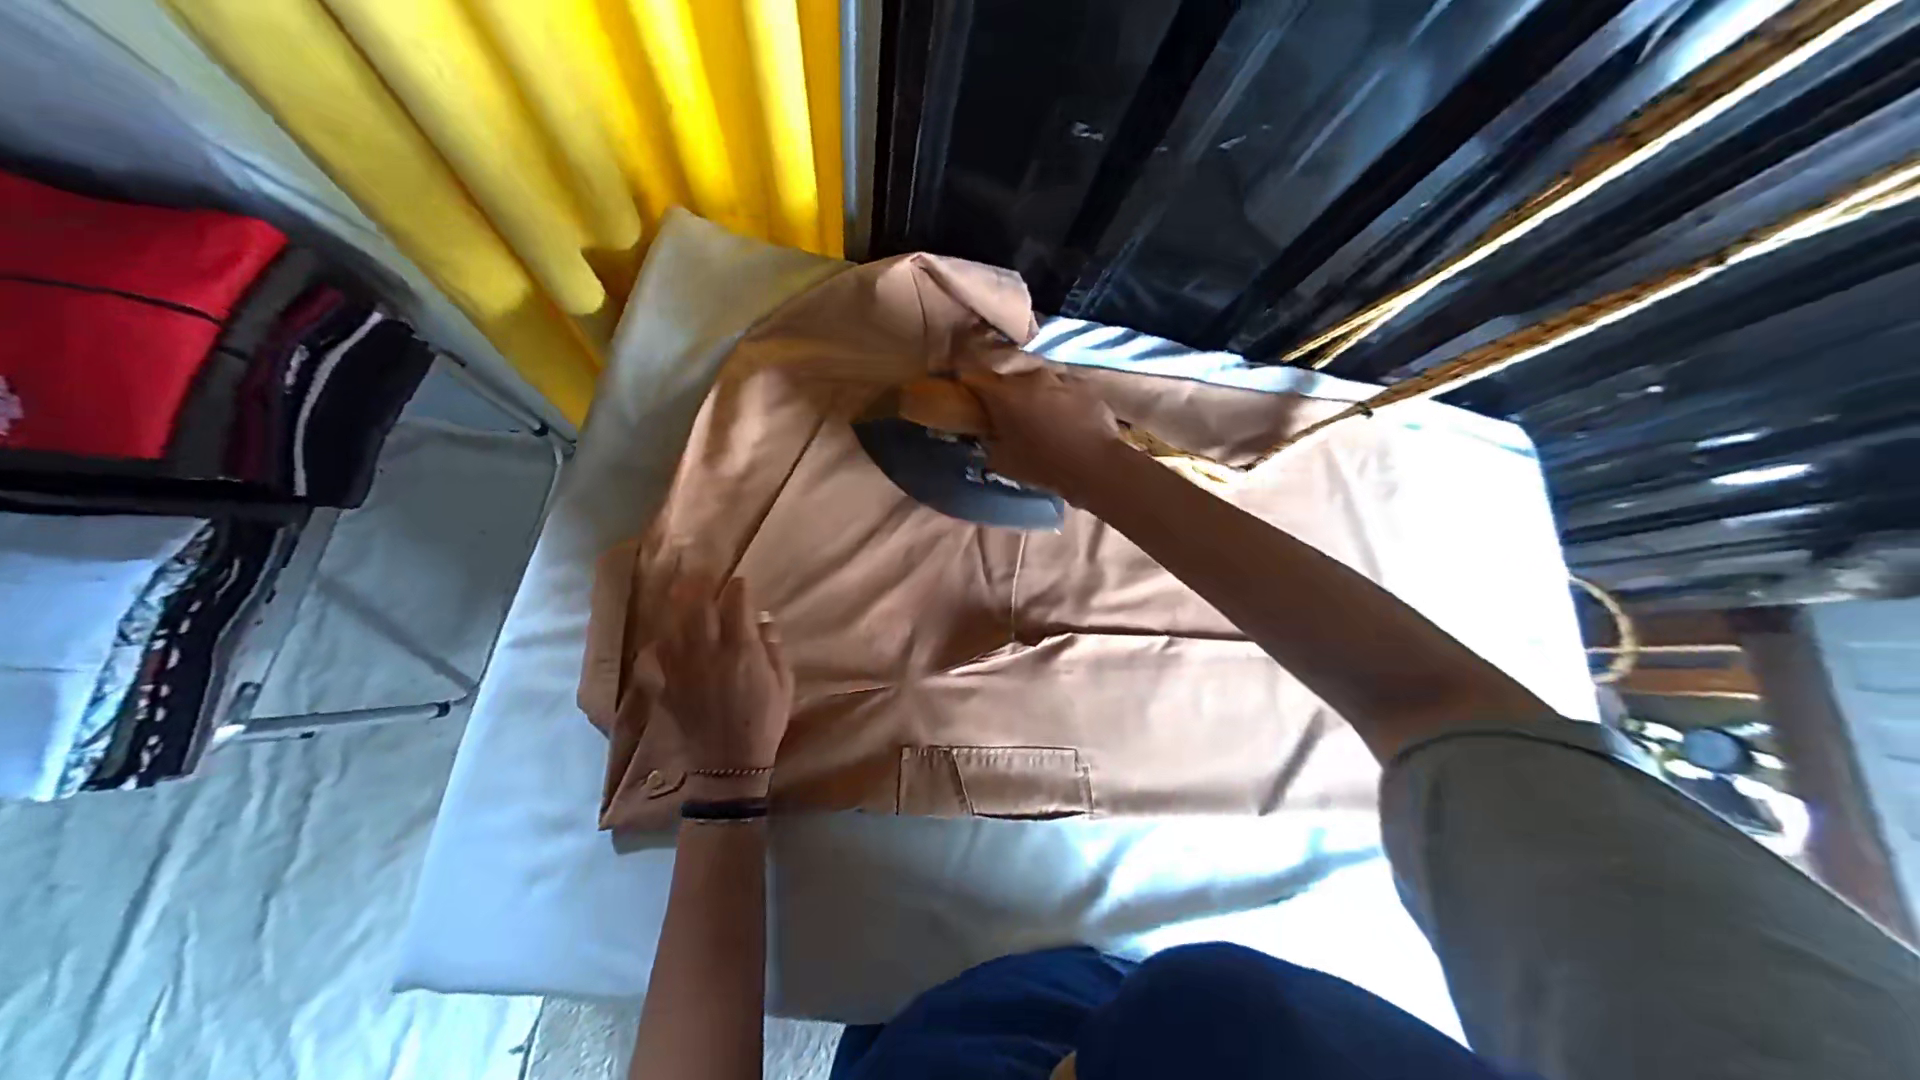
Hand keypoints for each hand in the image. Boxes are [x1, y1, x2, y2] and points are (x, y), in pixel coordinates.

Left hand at [655, 571, 793, 786]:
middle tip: (699, 571)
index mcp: (741, 651)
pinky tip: (660, 637)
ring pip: (673, 627)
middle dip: (699, 585)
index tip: (740, 582)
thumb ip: (773, 649)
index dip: (738, 589)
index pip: (736, 606)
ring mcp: (683, 670)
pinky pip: (655, 658)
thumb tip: (763, 620)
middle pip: (698, 608)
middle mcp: (709, 654)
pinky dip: (657, 644)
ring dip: (675, 605)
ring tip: (676, 589)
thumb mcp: (783, 685)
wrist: (730, 765)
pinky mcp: (666, 687)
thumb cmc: (765, 723)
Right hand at [958, 365, 1127, 504]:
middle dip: (1005, 395)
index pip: (973, 377)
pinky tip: (1066, 422)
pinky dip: (1060, 402)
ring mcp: (1061, 379)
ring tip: (1040, 420)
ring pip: (1038, 384)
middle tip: (1007, 416)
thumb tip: (986, 434)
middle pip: (1009, 381)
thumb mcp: (1003, 461)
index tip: (964, 393)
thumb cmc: (1042, 465)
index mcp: (1004, 394)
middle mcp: (1030, 378)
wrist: (1095, 466)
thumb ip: (988, 442)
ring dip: (1035, 397)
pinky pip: (1064, 390)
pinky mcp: (1085, 386)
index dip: (966, 384)